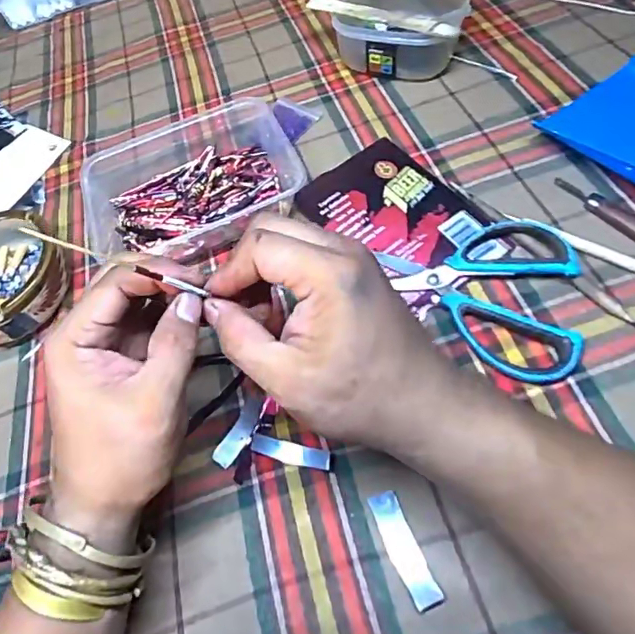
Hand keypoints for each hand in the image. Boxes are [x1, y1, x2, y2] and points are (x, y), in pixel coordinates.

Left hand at [38, 258, 203, 547]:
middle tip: (205, 282)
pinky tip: (191, 312)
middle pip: (121, 285)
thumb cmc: (121, 457)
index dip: (156, 271)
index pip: (115, 282)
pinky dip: (165, 316)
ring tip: (204, 292)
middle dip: (162, 278)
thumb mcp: (154, 400)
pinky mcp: (114, 356)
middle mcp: (79, 331)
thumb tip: (192, 299)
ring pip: (133, 301)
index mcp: (73, 337)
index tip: (197, 277)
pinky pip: (140, 323)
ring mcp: (96, 343)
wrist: (101, 505)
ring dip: (166, 294)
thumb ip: (174, 344)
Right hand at [203, 215, 472, 458]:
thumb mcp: (284, 379)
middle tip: (231, 302)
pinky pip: (305, 248)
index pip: (259, 244)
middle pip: (271, 226)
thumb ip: (238, 338)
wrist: (424, 407)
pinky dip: (282, 269)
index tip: (214, 303)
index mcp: (328, 272)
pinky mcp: (356, 264)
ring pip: (287, 234)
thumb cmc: (355, 398)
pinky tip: (281, 309)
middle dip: (242, 261)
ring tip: (256, 311)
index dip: (228, 271)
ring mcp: (353, 252)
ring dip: (262, 265)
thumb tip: (211, 307)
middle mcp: (343, 249)